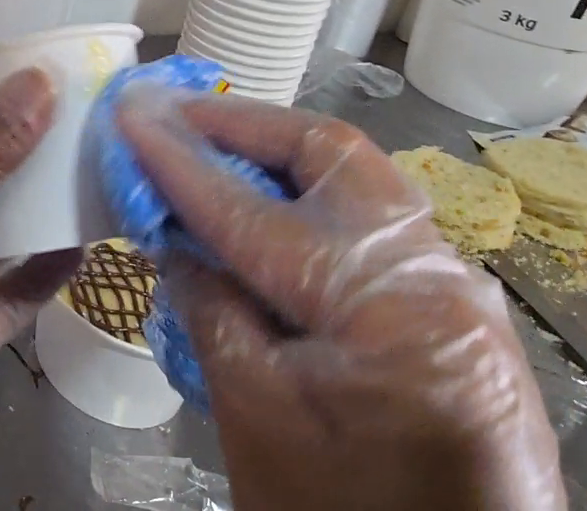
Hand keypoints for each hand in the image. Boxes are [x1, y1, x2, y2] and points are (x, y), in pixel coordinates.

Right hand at [118, 94, 564, 510]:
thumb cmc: (341, 510)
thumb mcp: (253, 412)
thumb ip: (209, 305)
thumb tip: (174, 238)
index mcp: (386, 304)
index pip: (252, 209)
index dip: (178, 160)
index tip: (127, 114)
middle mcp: (439, 278)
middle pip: (332, 156)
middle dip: (244, 126)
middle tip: (174, 116)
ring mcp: (459, 296)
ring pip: (358, 185)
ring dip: (274, 161)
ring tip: (206, 154)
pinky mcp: (456, 318)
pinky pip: (372, 230)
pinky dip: (306, 206)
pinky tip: (259, 219)